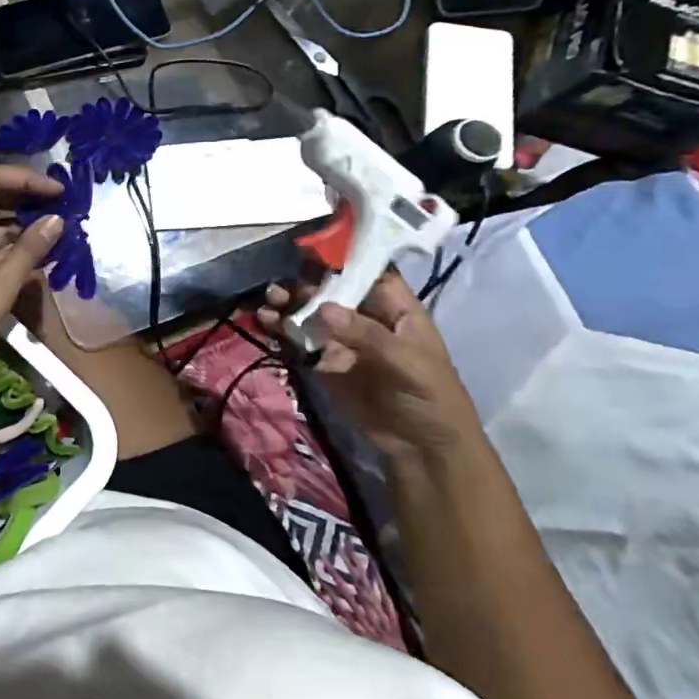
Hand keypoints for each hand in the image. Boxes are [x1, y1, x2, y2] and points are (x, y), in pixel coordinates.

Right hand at [258, 271, 480, 457]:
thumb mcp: (407, 362)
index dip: (342, 258)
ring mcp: (344, 341)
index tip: (309, 250)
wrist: (423, 449)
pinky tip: (267, 324)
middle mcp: (367, 318)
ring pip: (312, 315)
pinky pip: (302, 342)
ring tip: (268, 304)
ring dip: (289, 307)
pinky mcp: (327, 364)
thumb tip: (325, 309)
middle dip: (305, 286)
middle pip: (332, 292)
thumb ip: (367, 335)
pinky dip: (283, 332)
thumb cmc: (431, 396)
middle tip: (278, 288)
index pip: (368, 272)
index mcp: (396, 308)